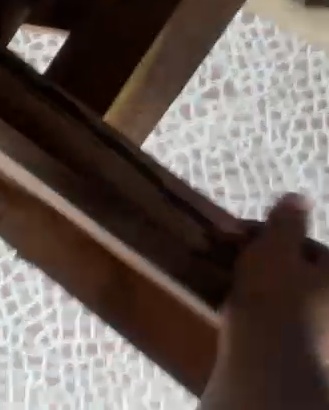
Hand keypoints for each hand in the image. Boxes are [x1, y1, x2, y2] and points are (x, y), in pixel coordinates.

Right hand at [231, 194, 328, 342]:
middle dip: (266, 255)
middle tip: (228, 252)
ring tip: (230, 275)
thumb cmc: (274, 293)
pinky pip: (287, 308)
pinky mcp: (311, 336)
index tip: (232, 233)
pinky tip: (244, 300)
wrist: (273, 350)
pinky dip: (268, 301)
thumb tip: (299, 196)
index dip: (268, 234)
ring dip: (264, 277)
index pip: (307, 243)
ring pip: (292, 286)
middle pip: (301, 265)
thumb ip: (286, 222)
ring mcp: (326, 319)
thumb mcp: (274, 249)